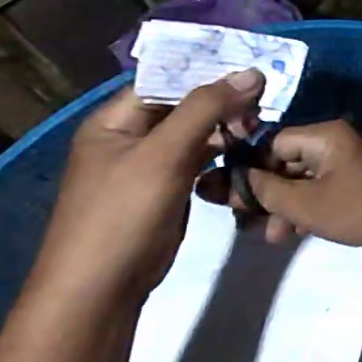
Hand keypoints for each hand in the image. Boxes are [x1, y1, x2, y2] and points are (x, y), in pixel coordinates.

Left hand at [29, 69, 264, 307]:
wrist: (100, 292)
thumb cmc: (123, 215)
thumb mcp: (164, 155)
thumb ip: (206, 109)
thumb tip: (251, 72)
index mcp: (114, 120)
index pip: (166, 78)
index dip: (207, 69)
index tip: (252, 69)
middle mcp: (130, 136)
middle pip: (183, 103)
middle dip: (223, 100)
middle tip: (262, 105)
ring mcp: (148, 164)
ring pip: (196, 130)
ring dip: (226, 125)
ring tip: (259, 126)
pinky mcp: (166, 188)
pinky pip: (199, 156)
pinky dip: (223, 150)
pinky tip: (246, 151)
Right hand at [200, 119, 361, 246]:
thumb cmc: (358, 208)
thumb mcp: (304, 204)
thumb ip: (265, 191)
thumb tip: (232, 179)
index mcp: (323, 135)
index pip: (271, 143)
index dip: (250, 170)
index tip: (234, 198)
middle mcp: (334, 139)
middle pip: (286, 160)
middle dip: (268, 192)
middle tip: (250, 222)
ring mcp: (347, 157)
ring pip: (303, 176)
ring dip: (287, 204)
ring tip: (275, 236)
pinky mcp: (356, 175)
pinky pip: (321, 184)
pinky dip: (308, 204)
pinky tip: (296, 232)